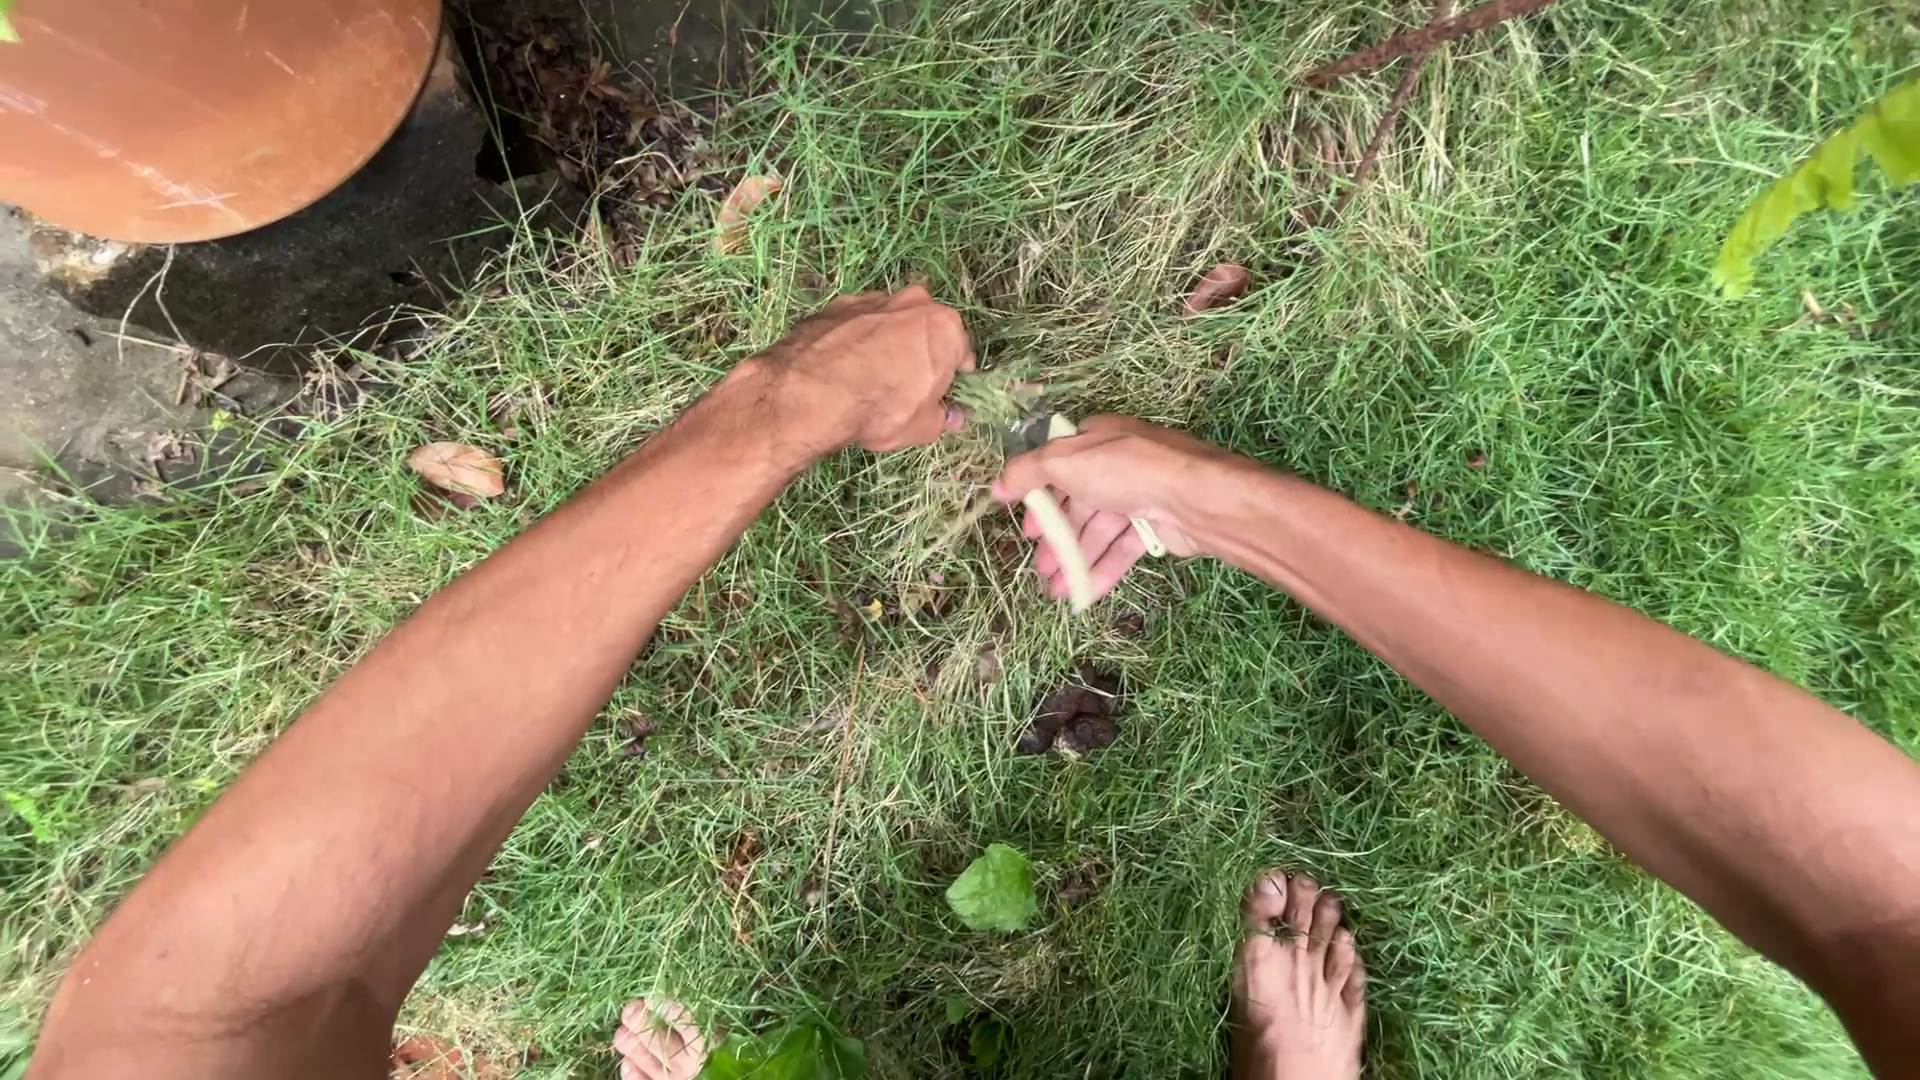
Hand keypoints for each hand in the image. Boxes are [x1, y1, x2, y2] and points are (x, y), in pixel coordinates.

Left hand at [747, 286, 974, 453]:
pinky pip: (855, 326)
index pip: (961, 354)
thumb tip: (952, 416)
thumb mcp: (923, 427)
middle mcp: (912, 302)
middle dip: (921, 355)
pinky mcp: (835, 305)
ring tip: (870, 380)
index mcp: (945, 327)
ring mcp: (871, 299)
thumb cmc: (882, 408)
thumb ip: (943, 418)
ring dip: (887, 345)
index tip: (943, 398)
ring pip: (889, 324)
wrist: (812, 392)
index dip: (954, 380)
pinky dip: (854, 342)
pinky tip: (843, 370)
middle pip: (925, 331)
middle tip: (907, 389)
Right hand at [991, 415, 1241, 601]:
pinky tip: (1084, 593)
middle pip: (1076, 504)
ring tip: (1055, 590)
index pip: (1057, 467)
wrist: (1195, 498)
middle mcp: (1116, 465)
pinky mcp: (1154, 525)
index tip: (1027, 526)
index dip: (1039, 497)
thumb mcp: (1065, 461)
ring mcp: (1137, 496)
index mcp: (1095, 440)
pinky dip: (1101, 570)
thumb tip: (996, 486)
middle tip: (1040, 566)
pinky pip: (1121, 549)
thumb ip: (1027, 472)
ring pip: (1097, 531)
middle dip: (1056, 538)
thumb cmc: (1126, 471)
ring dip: (1075, 560)